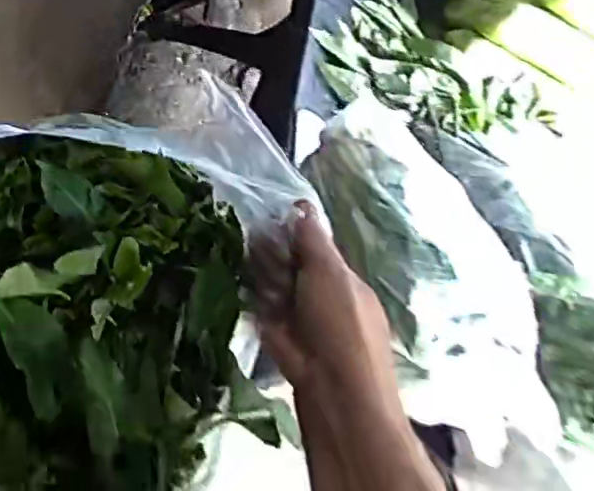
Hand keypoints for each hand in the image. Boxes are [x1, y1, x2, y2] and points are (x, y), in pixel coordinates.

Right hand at [253, 203, 441, 490]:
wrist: (333, 390)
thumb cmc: (341, 327)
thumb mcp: (332, 274)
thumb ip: (313, 239)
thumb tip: (302, 205)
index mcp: (339, 275)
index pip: (309, 239)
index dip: (291, 228)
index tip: (272, 217)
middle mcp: (315, 287)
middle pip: (284, 252)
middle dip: (273, 249)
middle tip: (268, 253)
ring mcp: (292, 306)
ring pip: (267, 271)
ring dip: (263, 271)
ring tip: (265, 280)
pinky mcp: (271, 323)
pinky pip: (255, 295)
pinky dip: (252, 291)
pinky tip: (252, 290)